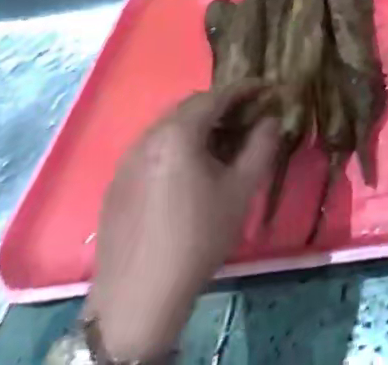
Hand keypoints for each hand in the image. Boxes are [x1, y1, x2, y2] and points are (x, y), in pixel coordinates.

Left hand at [84, 86, 276, 360]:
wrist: (138, 298)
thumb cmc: (198, 236)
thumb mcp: (242, 188)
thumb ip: (262, 145)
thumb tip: (271, 118)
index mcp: (177, 133)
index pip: (217, 95)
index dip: (247, 89)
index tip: (270, 90)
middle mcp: (147, 138)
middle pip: (190, 108)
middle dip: (223, 106)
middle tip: (250, 117)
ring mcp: (126, 162)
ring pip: (169, 128)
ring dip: (199, 127)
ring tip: (225, 144)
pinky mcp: (116, 185)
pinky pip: (153, 150)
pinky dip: (178, 147)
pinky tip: (192, 172)